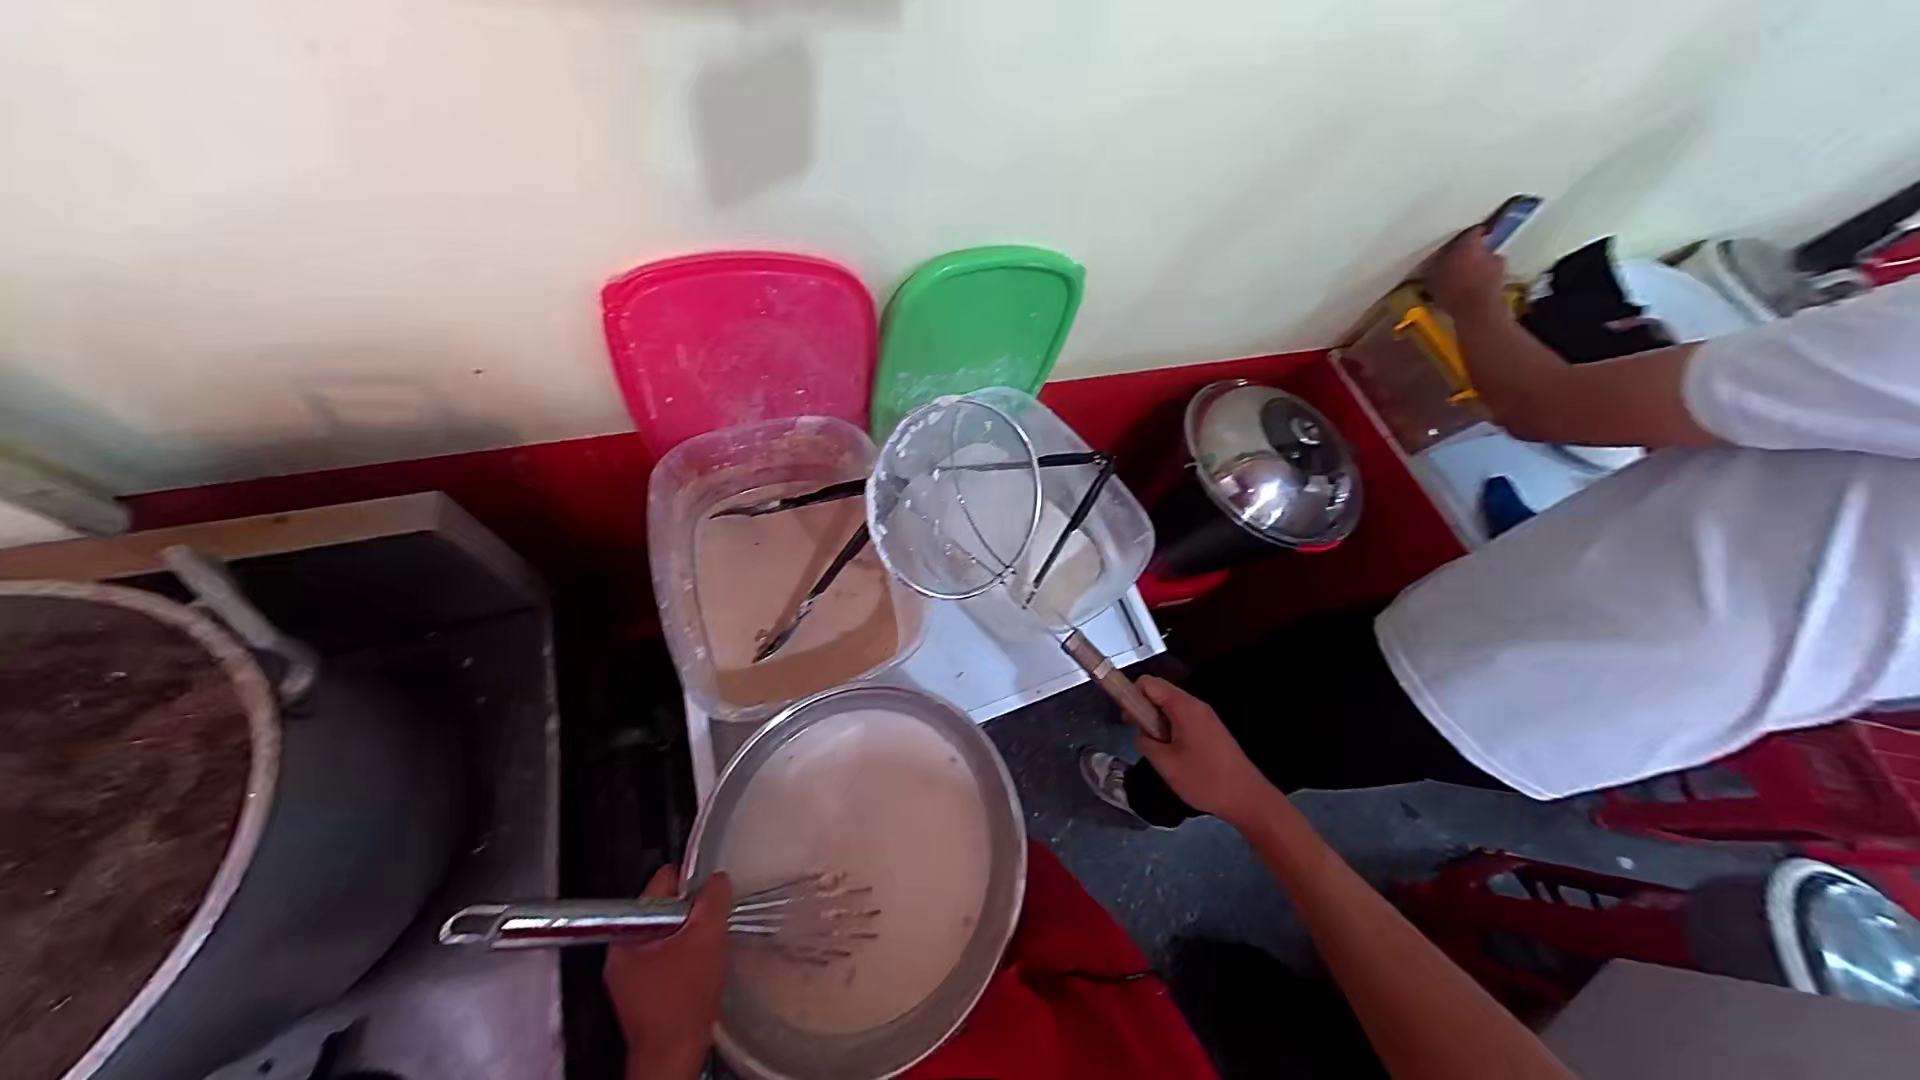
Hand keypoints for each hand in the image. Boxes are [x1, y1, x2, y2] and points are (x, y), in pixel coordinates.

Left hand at [603, 866, 732, 1079]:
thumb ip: (713, 900)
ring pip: (669, 932)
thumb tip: (717, 879)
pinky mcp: (643, 990)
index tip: (709, 895)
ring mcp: (630, 974)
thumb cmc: (683, 1003)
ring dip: (692, 934)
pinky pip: (668, 954)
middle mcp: (622, 951)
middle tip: (710, 926)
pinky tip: (701, 967)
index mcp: (627, 934)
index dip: (690, 883)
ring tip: (707, 948)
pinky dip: (687, 954)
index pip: (660, 883)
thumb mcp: (707, 938)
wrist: (675, 1058)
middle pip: (665, 908)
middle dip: (693, 912)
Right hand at [1135, 676, 1278, 826]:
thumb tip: (1141, 733)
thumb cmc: (1204, 779)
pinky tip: (1172, 752)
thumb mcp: (1165, 764)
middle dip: (1143, 709)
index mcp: (1184, 707)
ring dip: (1157, 721)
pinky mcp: (1212, 730)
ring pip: (1171, 707)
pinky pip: (1184, 718)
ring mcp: (1206, 717)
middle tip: (1138, 734)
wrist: (1247, 798)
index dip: (1131, 694)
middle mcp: (1196, 705)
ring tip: (1155, 748)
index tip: (1126, 718)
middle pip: (1160, 692)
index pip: (1149, 683)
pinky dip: (1171, 728)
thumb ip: (1145, 742)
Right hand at [1425, 226, 1508, 318]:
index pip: (1472, 232)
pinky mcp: (1503, 277)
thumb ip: (1434, 269)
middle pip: (1480, 247)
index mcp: (1468, 245)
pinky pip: (1491, 275)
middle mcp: (1487, 248)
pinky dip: (1484, 279)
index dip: (1466, 236)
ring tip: (1467, 279)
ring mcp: (1497, 263)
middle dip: (1471, 254)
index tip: (1458, 243)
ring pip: (1486, 261)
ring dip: (1479, 267)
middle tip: (1459, 264)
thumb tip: (1430, 265)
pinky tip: (1474, 290)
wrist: (1476, 309)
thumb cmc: (1451, 291)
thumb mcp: (1432, 281)